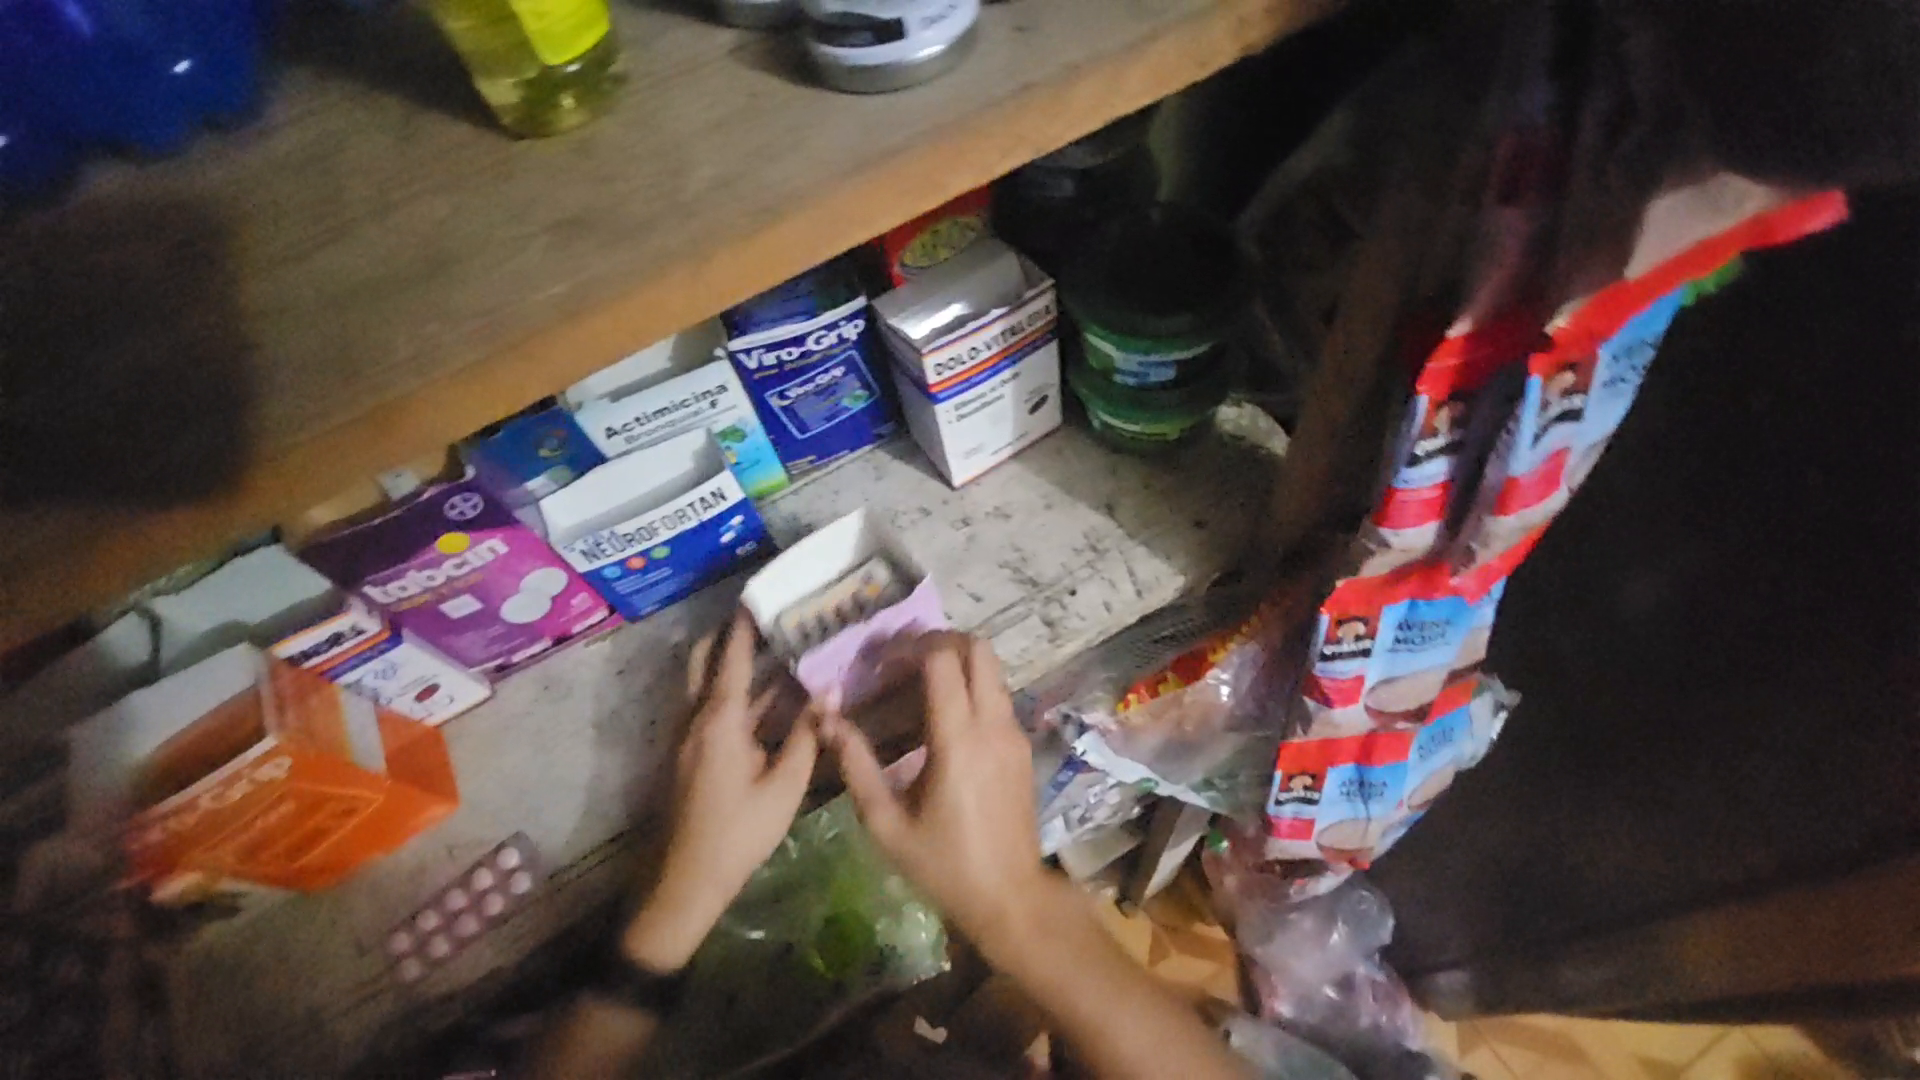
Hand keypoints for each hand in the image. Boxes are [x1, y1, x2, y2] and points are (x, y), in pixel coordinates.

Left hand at [622, 610, 817, 973]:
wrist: (683, 883)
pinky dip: (732, 693)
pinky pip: (708, 708)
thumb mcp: (785, 786)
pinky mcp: (687, 755)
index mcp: (720, 720)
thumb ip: (807, 735)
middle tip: (764, 619)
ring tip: (772, 651)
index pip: (733, 657)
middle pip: (705, 661)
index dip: (745, 624)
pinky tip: (764, 701)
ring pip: (705, 685)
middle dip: (730, 636)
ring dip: (732, 664)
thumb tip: (829, 691)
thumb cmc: (739, 833)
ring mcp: (686, 737)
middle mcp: (695, 719)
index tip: (757, 594)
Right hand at [819, 632, 1045, 952]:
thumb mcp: (887, 824)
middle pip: (979, 649)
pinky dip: (973, 687)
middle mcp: (993, 725)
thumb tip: (828, 720)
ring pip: (993, 669)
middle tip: (904, 660)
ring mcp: (1014, 734)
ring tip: (919, 684)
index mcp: (959, 740)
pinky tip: (943, 716)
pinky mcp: (1022, 746)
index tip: (882, 662)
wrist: (1011, 898)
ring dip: (958, 662)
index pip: (944, 660)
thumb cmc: (944, 865)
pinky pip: (998, 695)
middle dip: (941, 641)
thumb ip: (856, 766)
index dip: (910, 647)